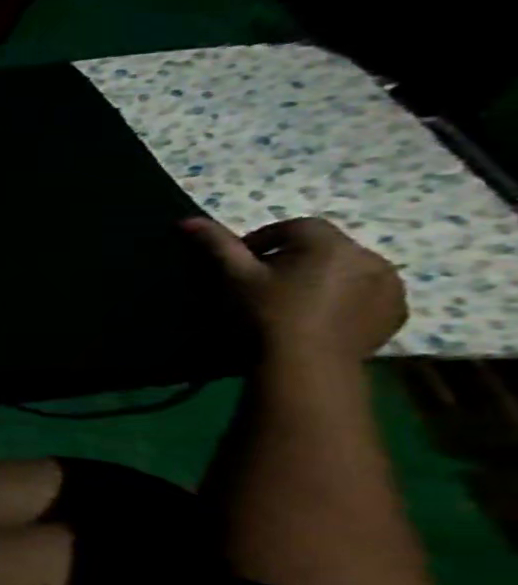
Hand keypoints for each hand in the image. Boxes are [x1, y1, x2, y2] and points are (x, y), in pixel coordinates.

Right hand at [181, 216, 406, 361]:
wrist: (307, 364)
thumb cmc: (267, 313)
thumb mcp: (235, 276)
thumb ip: (217, 244)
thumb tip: (188, 220)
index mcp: (330, 244)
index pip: (294, 227)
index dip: (264, 240)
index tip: (243, 263)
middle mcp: (370, 257)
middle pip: (325, 247)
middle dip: (295, 257)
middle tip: (266, 282)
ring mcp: (391, 285)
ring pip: (349, 269)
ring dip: (323, 276)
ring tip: (295, 299)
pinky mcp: (397, 311)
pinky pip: (368, 293)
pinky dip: (347, 296)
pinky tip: (321, 314)